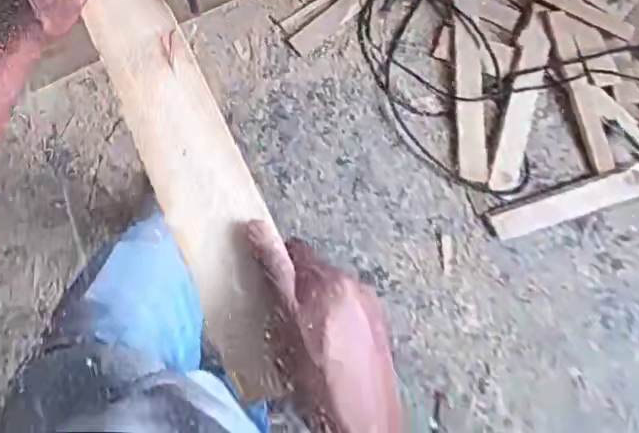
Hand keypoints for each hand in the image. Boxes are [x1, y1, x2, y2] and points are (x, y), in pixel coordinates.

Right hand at [246, 220, 401, 432]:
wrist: (363, 428)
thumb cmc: (320, 376)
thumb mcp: (287, 319)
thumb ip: (273, 268)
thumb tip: (256, 226)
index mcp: (333, 279)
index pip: (295, 248)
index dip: (277, 264)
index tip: (268, 285)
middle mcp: (358, 288)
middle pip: (314, 271)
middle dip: (297, 287)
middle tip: (284, 317)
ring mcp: (374, 313)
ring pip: (332, 294)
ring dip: (316, 305)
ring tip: (306, 339)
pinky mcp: (382, 336)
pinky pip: (349, 314)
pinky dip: (336, 323)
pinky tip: (327, 351)